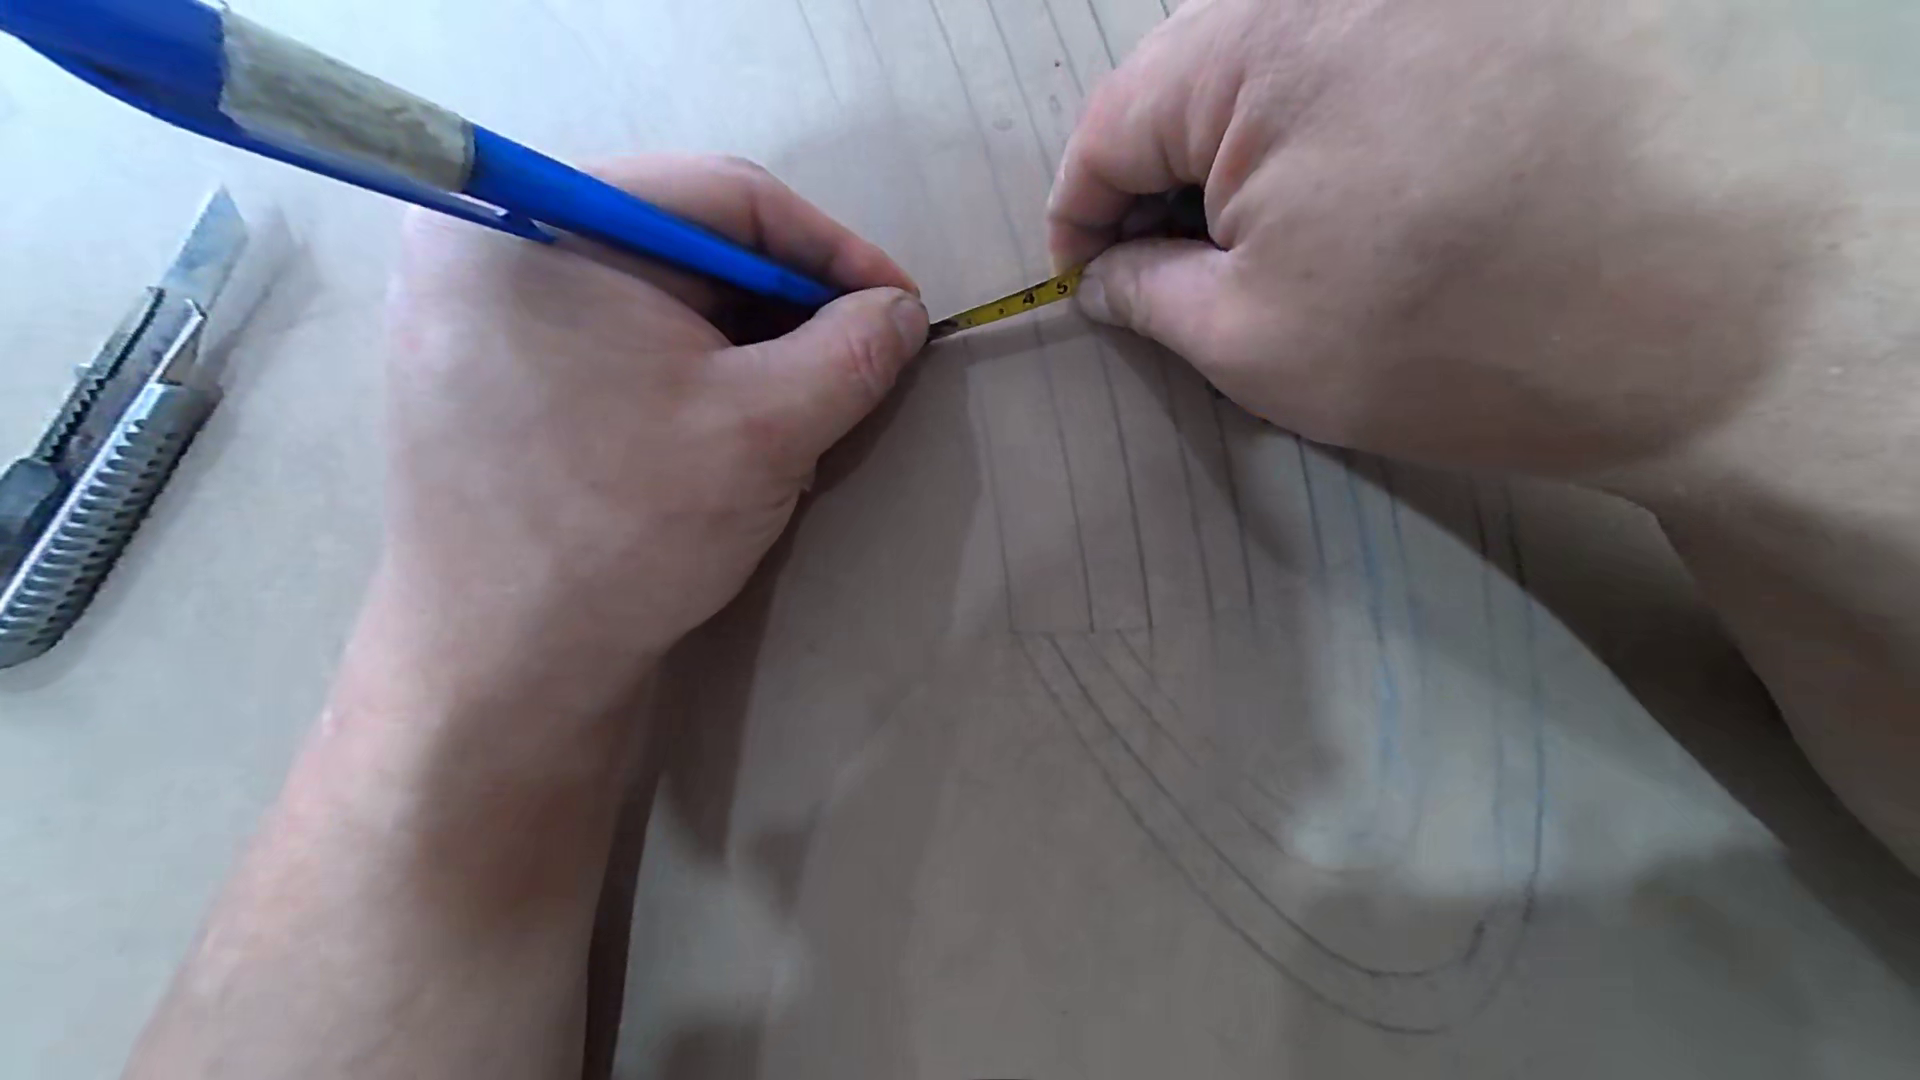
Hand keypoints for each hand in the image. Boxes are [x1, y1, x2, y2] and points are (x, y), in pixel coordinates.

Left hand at [375, 155, 927, 712]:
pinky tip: (738, 428)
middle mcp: (500, 247)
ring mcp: (496, 316)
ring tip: (804, 408)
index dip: (834, 249)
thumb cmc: (630, 531)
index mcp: (537, 221)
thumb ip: (853, 354)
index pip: (727, 198)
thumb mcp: (767, 431)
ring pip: (672, 302)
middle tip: (859, 362)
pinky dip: (708, 375)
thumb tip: (903, 310)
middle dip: (795, 307)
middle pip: (696, 247)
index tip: (900, 304)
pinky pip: (638, 345)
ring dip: (757, 348)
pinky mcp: (511, 376)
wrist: (513, 665)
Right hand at [1049, 0, 1826, 479]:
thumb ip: (1142, 293)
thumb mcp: (1244, 339)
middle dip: (1151, 189)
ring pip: (1265, 66)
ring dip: (1228, 162)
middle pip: (1183, 83)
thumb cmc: (1441, 346)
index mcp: (1264, 40)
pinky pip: (1349, 51)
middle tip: (1160, 275)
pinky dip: (1305, 132)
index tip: (1081, 281)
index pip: (1108, 123)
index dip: (1076, 215)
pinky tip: (1326, 202)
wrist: (1726, 328)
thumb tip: (1094, 277)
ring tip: (1243, 251)